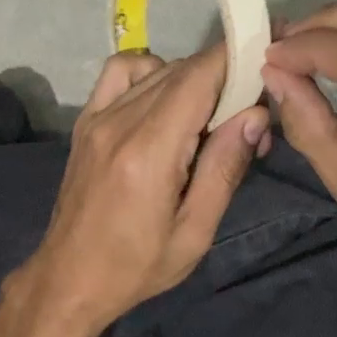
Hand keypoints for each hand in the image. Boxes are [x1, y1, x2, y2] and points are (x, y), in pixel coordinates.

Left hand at [21, 48, 270, 336]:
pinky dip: (149, 73)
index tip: (267, 62)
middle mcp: (120, 122)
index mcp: (150, 151)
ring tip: (205, 118)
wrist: (70, 278)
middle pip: (182, 69)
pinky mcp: (85, 122)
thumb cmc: (137, 267)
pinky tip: (163, 105)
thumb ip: (225, 168)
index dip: (237, 58)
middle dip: (223, 79)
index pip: (199, 76)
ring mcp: (97, 118)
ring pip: (155, 68)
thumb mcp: (194, 231)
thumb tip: (257, 114)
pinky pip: (119, 73)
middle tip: (246, 119)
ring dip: (191, 80)